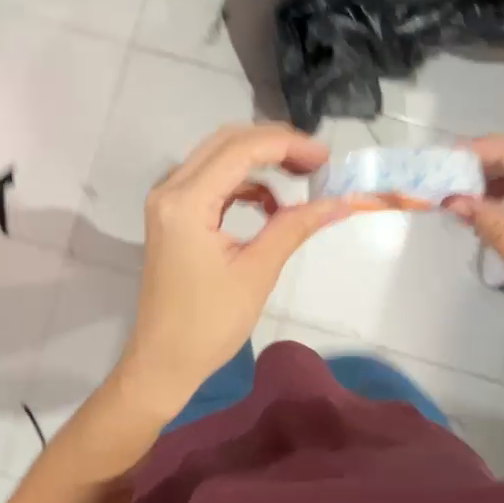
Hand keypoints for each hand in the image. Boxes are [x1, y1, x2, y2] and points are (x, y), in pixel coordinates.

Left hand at [114, 124, 350, 412]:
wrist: (163, 360)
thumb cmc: (208, 324)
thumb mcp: (257, 272)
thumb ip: (294, 226)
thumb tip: (340, 201)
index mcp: (186, 202)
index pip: (240, 150)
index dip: (287, 145)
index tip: (326, 157)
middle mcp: (170, 189)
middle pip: (227, 142)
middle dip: (275, 145)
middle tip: (318, 163)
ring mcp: (167, 200)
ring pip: (218, 156)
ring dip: (260, 160)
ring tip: (302, 178)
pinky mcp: (173, 213)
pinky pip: (211, 179)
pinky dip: (244, 181)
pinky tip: (272, 203)